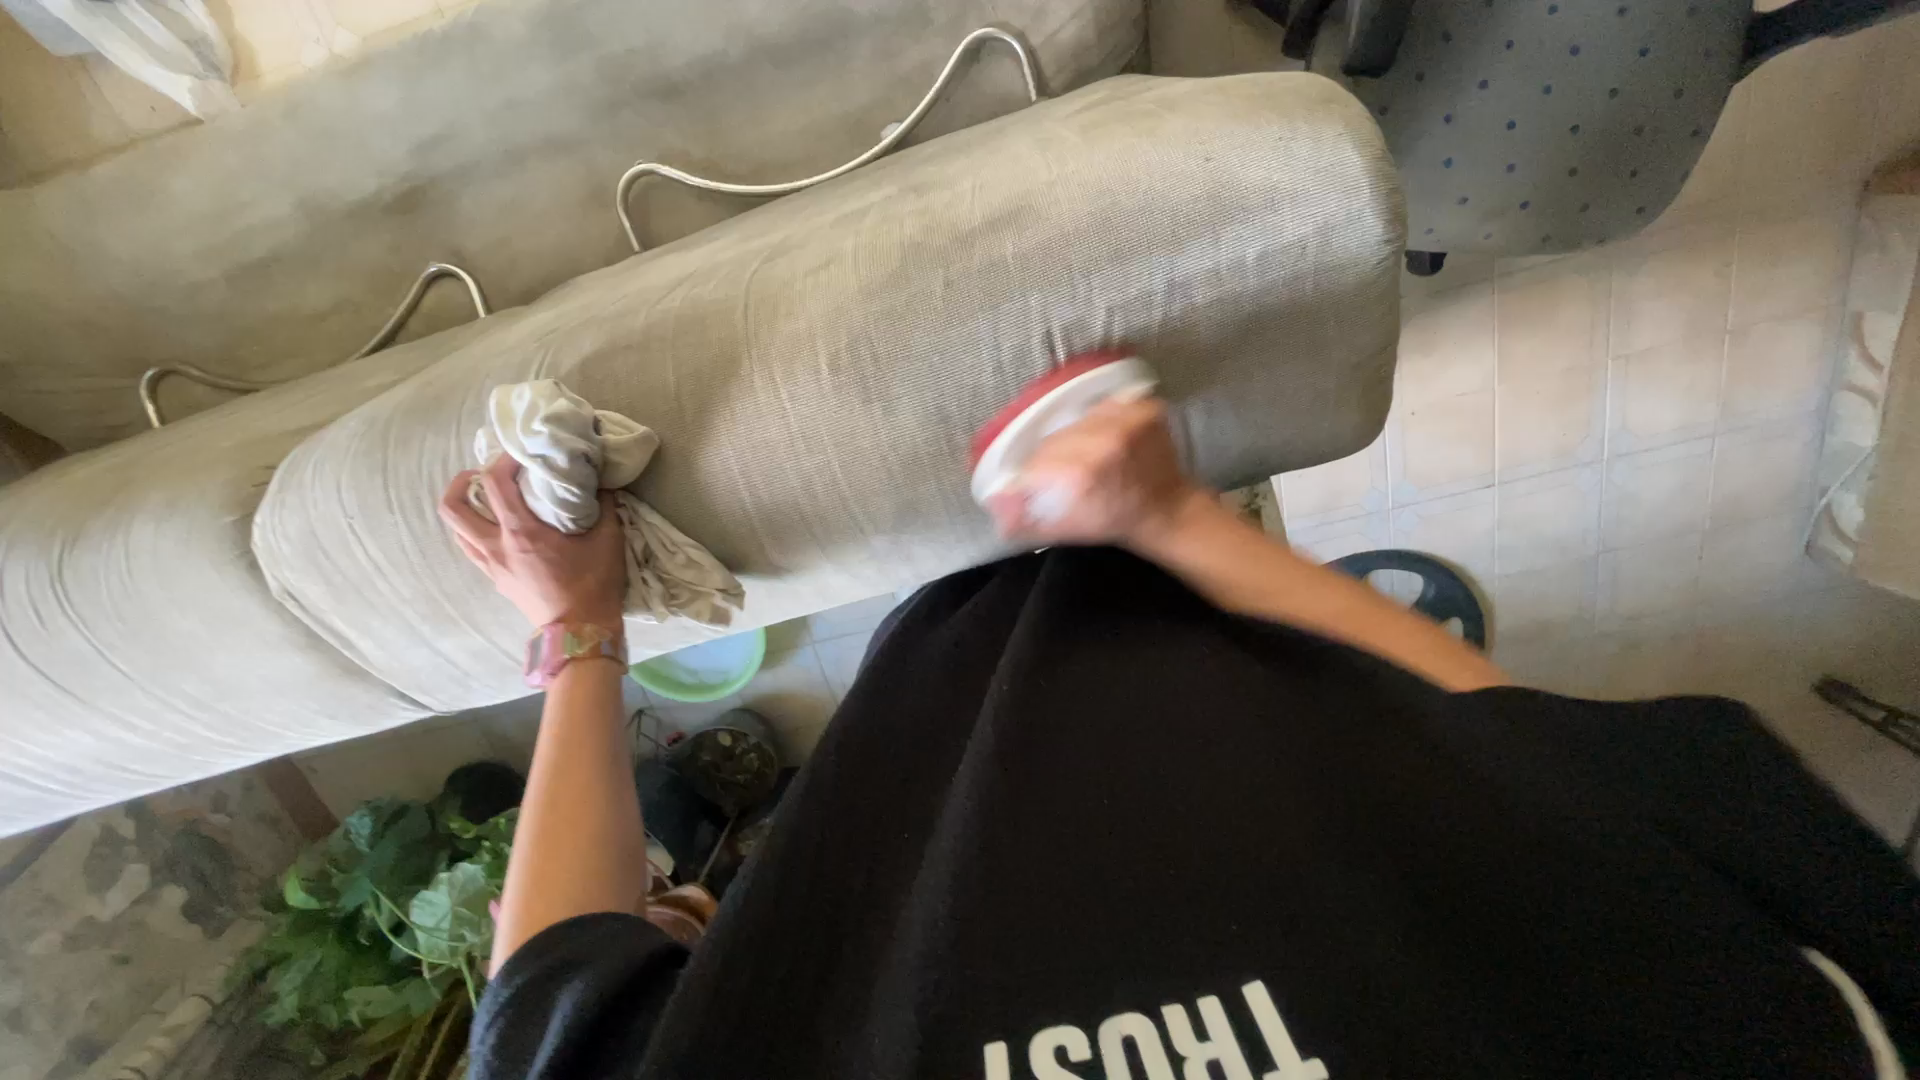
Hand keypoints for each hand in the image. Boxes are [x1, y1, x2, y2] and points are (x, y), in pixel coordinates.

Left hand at [439, 454, 626, 627]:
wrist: (580, 631)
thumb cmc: (594, 584)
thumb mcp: (609, 540)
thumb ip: (604, 507)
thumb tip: (601, 483)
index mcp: (521, 532)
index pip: (495, 484)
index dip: (503, 460)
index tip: (519, 452)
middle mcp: (496, 546)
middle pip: (452, 507)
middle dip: (462, 483)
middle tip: (482, 474)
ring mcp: (491, 566)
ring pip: (456, 531)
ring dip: (466, 509)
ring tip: (486, 501)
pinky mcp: (496, 580)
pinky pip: (472, 549)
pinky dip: (475, 532)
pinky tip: (497, 530)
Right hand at [985, 396, 1208, 549]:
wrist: (1166, 510)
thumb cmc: (1113, 520)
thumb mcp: (1066, 528)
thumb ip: (1024, 518)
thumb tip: (993, 501)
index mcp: (1083, 474)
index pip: (1038, 462)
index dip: (1033, 474)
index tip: (1040, 483)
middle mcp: (1106, 443)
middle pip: (1056, 439)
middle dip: (1053, 456)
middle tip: (1064, 471)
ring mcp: (1129, 422)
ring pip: (1077, 420)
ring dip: (1075, 435)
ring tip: (1087, 455)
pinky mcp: (1145, 408)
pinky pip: (1104, 406)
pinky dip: (1099, 420)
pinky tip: (1105, 439)